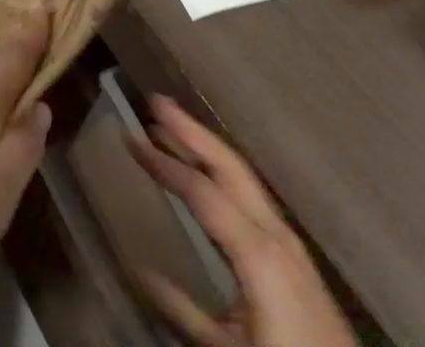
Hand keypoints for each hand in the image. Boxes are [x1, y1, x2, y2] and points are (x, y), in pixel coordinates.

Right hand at [127, 95, 355, 346]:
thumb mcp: (224, 344)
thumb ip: (181, 308)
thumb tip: (138, 269)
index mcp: (258, 251)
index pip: (203, 192)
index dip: (165, 162)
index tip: (131, 135)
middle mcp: (275, 234)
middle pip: (230, 168)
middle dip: (193, 132)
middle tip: (157, 102)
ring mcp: (289, 241)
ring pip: (243, 179)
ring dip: (206, 150)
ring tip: (172, 130)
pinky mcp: (293, 254)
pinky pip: (252, 199)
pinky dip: (223, 176)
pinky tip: (206, 177)